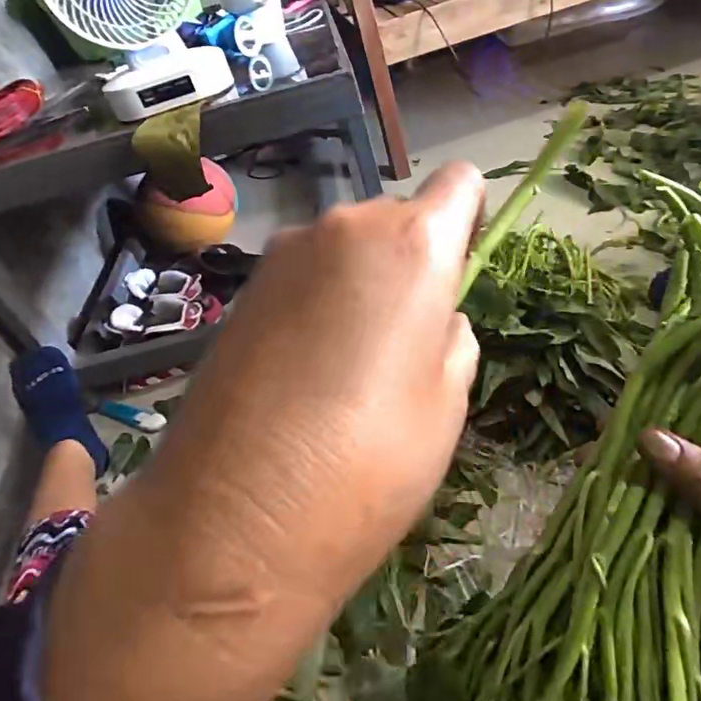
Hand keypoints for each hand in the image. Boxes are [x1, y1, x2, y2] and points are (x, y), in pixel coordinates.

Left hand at [43, 163, 484, 700]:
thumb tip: (432, 311)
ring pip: (347, 246)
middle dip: (410, 258)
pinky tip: (306, 362)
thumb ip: (451, 331)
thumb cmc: (368, 461)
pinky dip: (319, 296)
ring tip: (348, 358)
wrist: (232, 518)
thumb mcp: (446, 400)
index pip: (459, 183)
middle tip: (403, 334)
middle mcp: (344, 226)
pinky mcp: (245, 285)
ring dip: (361, 279)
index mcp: (411, 243)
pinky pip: (306, 271)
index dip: (468, 216)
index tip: (459, 266)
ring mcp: (285, 251)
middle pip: (397, 218)